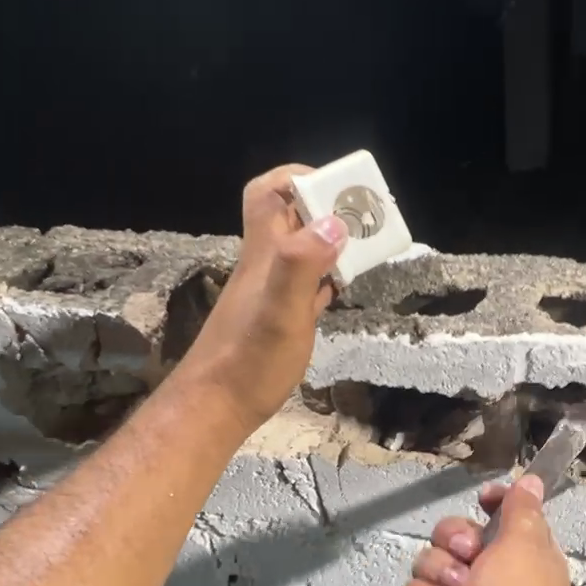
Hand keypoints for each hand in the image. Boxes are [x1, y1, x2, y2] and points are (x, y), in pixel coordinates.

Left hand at [167, 164, 347, 432]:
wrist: (218, 406)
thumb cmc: (249, 362)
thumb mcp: (280, 312)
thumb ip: (302, 264)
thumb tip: (334, 222)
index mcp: (264, 255)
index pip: (270, 192)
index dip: (301, 179)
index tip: (339, 189)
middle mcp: (267, 266)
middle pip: (292, 217)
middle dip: (328, 208)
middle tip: (367, 217)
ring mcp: (273, 292)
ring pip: (304, 250)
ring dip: (333, 241)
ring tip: (367, 245)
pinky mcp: (281, 319)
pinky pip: (308, 284)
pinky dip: (329, 276)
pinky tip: (343, 284)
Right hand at [399, 476, 574, 585]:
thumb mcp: (524, 548)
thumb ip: (522, 511)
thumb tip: (532, 481)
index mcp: (526, 554)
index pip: (506, 514)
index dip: (492, 502)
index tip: (482, 499)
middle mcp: (496, 574)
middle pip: (458, 534)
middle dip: (453, 541)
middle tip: (467, 557)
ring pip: (432, 563)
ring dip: (437, 574)